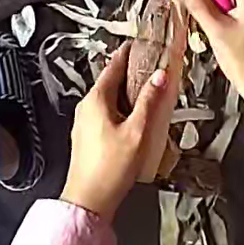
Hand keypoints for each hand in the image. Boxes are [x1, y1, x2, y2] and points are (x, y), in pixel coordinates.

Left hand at [60, 44, 176, 221]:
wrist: (88, 200)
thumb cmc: (110, 167)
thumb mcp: (137, 131)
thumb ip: (149, 101)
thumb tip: (159, 76)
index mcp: (96, 99)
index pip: (113, 66)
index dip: (128, 53)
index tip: (140, 44)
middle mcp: (86, 106)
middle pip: (110, 81)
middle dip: (130, 72)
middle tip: (151, 67)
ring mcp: (84, 121)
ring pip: (108, 98)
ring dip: (126, 92)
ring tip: (147, 91)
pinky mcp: (87, 136)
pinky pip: (105, 112)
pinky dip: (120, 108)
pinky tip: (134, 118)